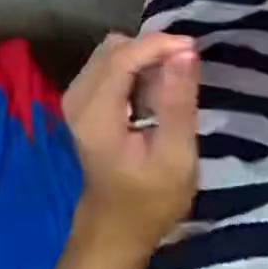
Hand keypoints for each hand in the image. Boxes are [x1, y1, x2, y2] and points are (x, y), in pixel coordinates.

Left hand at [62, 33, 201, 256]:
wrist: (117, 223)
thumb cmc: (151, 198)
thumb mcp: (176, 157)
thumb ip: (178, 103)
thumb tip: (185, 53)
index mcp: (94, 111)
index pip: (121, 56)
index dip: (156, 44)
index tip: (193, 47)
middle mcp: (76, 95)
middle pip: (112, 48)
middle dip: (151, 50)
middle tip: (186, 69)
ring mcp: (74, 95)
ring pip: (109, 52)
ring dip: (143, 58)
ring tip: (171, 86)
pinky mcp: (80, 97)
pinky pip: (107, 65)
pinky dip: (133, 68)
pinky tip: (153, 94)